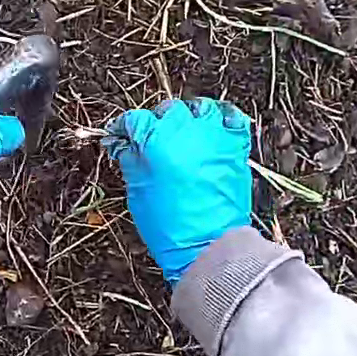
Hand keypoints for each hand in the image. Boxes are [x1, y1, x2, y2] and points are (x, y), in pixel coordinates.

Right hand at [103, 98, 251, 282]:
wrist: (209, 246)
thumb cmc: (170, 226)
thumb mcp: (138, 192)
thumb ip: (131, 161)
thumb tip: (122, 143)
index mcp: (154, 140)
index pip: (134, 120)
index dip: (124, 128)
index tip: (121, 136)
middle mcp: (184, 131)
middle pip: (167, 111)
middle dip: (157, 122)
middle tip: (154, 140)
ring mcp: (213, 136)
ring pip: (199, 109)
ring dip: (190, 117)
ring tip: (185, 133)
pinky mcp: (235, 146)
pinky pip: (231, 118)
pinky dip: (222, 119)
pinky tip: (213, 129)